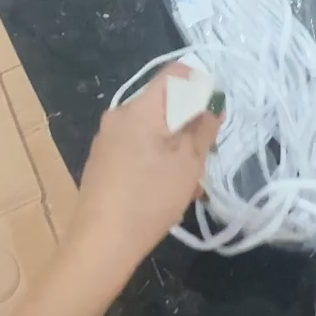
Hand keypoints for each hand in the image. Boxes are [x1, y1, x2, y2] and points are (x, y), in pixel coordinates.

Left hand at [65, 64, 220, 292]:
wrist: (101, 241)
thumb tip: (211, 104)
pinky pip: (137, 146)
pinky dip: (157, 159)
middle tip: (205, 157)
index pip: (174, 74)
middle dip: (189, 123)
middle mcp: (119, 114)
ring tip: (190, 183)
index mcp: (140, 107)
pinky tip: (166, 191)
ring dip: (176, 147)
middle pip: (164, 103)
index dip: (200, 84)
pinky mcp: (102, 160)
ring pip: (152, 129)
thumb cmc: (150, 197)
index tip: (215, 113)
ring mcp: (107, 138)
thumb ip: (203, 128)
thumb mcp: (188, 163)